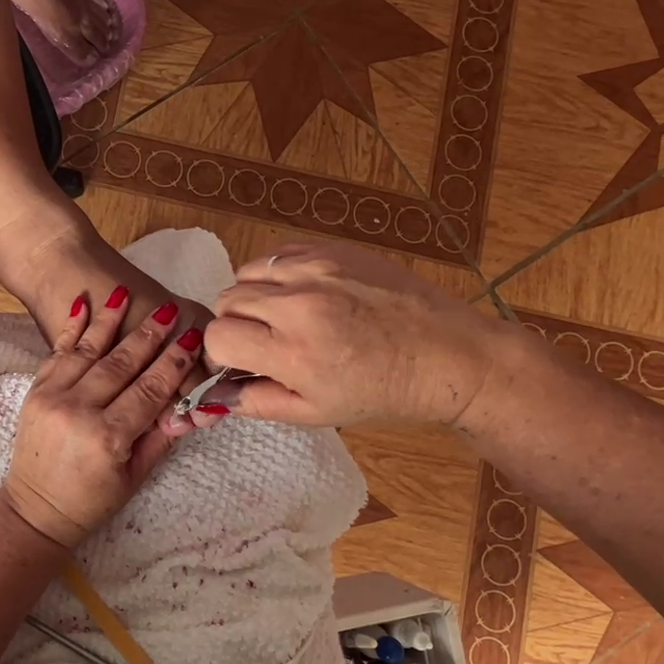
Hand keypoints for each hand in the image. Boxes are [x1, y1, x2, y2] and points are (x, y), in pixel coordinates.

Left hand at [1, 289, 204, 547]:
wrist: (35, 509)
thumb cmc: (91, 501)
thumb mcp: (134, 477)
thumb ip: (161, 437)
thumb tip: (196, 406)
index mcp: (108, 437)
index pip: (149, 390)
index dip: (173, 363)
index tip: (192, 338)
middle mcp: (78, 410)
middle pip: (120, 364)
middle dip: (148, 336)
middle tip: (168, 311)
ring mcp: (53, 397)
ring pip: (87, 350)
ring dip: (109, 320)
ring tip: (125, 292)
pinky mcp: (35, 391)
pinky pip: (57, 352)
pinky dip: (71, 328)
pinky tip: (83, 304)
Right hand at [203, 241, 519, 427]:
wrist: (449, 355)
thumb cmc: (384, 392)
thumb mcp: (317, 413)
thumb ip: (257, 402)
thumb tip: (214, 395)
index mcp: (295, 352)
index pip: (218, 336)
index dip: (222, 353)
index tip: (240, 362)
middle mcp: (299, 304)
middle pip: (225, 302)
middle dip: (235, 324)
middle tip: (262, 341)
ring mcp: (316, 270)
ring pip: (245, 273)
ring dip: (251, 296)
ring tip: (279, 315)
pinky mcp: (332, 249)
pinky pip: (276, 254)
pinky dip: (275, 274)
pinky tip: (299, 293)